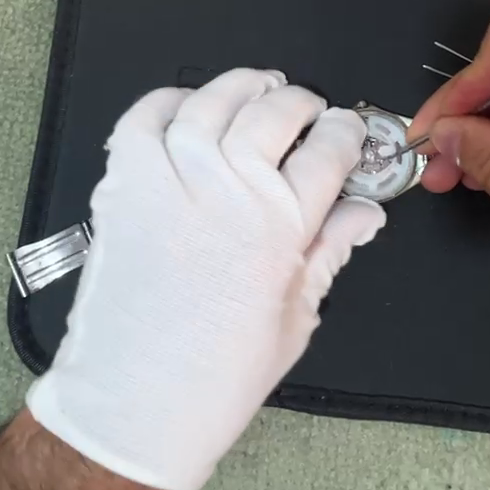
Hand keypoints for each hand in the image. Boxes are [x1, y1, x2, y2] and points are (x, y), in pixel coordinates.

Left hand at [27, 70, 385, 489]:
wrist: (131, 404)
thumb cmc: (215, 376)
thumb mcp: (294, 320)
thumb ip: (330, 252)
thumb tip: (365, 215)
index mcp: (280, 229)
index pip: (328, 152)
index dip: (344, 132)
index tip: (345, 129)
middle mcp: (228, 193)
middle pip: (274, 113)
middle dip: (300, 101)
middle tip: (306, 106)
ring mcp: (171, 182)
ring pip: (212, 103)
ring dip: (242, 85)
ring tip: (258, 86)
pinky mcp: (124, 185)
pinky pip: (144, 118)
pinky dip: (169, 100)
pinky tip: (189, 106)